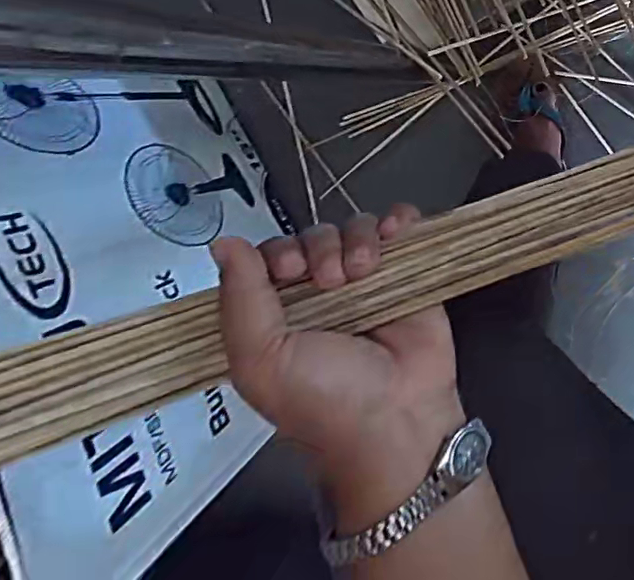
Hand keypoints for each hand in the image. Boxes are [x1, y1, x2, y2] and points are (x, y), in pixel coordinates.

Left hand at [212, 205, 464, 531]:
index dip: (280, 252)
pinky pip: (402, 224)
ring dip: (360, 238)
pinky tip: (393, 234)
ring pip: (357, 226)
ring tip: (365, 271)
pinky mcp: (409, 269)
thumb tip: (224, 244)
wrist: (398, 414)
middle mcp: (324, 291)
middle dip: (321, 248)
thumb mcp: (263, 361)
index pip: (272, 254)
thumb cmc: (326, 401)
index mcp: (282, 312)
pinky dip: (398, 219)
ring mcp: (370, 278)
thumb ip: (241, 301)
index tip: (292, 272)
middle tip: (332, 281)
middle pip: (316, 235)